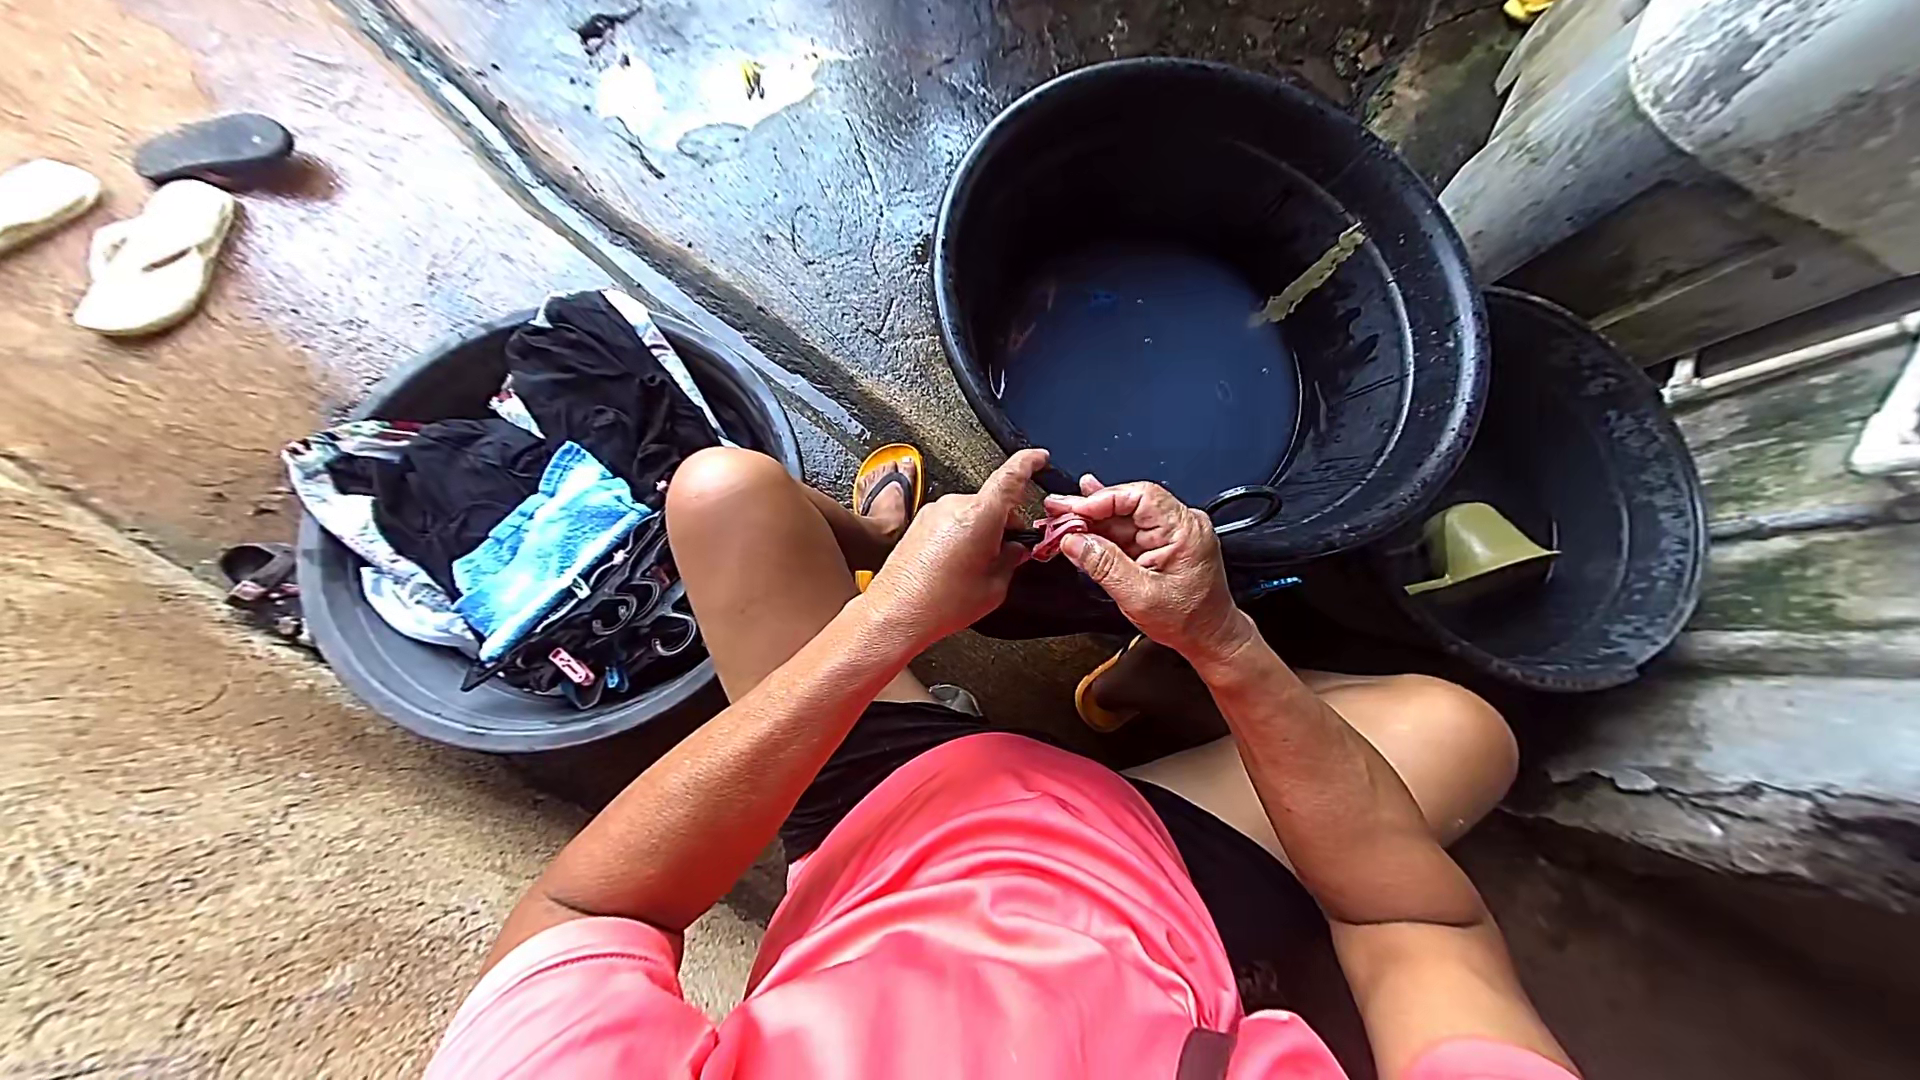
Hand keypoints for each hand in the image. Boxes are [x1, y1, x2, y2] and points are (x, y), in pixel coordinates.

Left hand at [863, 449, 1048, 648]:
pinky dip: (962, 536)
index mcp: (979, 516)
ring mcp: (933, 513)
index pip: (1011, 476)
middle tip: (1008, 554)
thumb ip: (1011, 560)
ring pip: (972, 513)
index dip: (1029, 463)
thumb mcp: (993, 587)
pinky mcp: (919, 523)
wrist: (895, 614)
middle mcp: (954, 506)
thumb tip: (1016, 551)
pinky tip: (957, 566)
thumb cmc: (939, 603)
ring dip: (981, 531)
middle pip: (992, 502)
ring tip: (975, 568)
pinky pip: (952, 521)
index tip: (1039, 458)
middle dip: (1005, 524)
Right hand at [1046, 476, 1253, 662]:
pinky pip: (1126, 531)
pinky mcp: (1158, 543)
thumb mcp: (1139, 596)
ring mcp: (1169, 533)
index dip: (1102, 499)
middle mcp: (1180, 524)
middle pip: (1126, 503)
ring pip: (1122, 516)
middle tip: (1056, 509)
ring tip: (1059, 518)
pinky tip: (1080, 524)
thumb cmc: (1188, 620)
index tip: (1074, 510)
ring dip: (1089, 520)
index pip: (1139, 496)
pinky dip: (1101, 532)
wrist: (1209, 638)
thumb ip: (1104, 565)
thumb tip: (1073, 541)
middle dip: (1088, 508)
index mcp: (1184, 529)